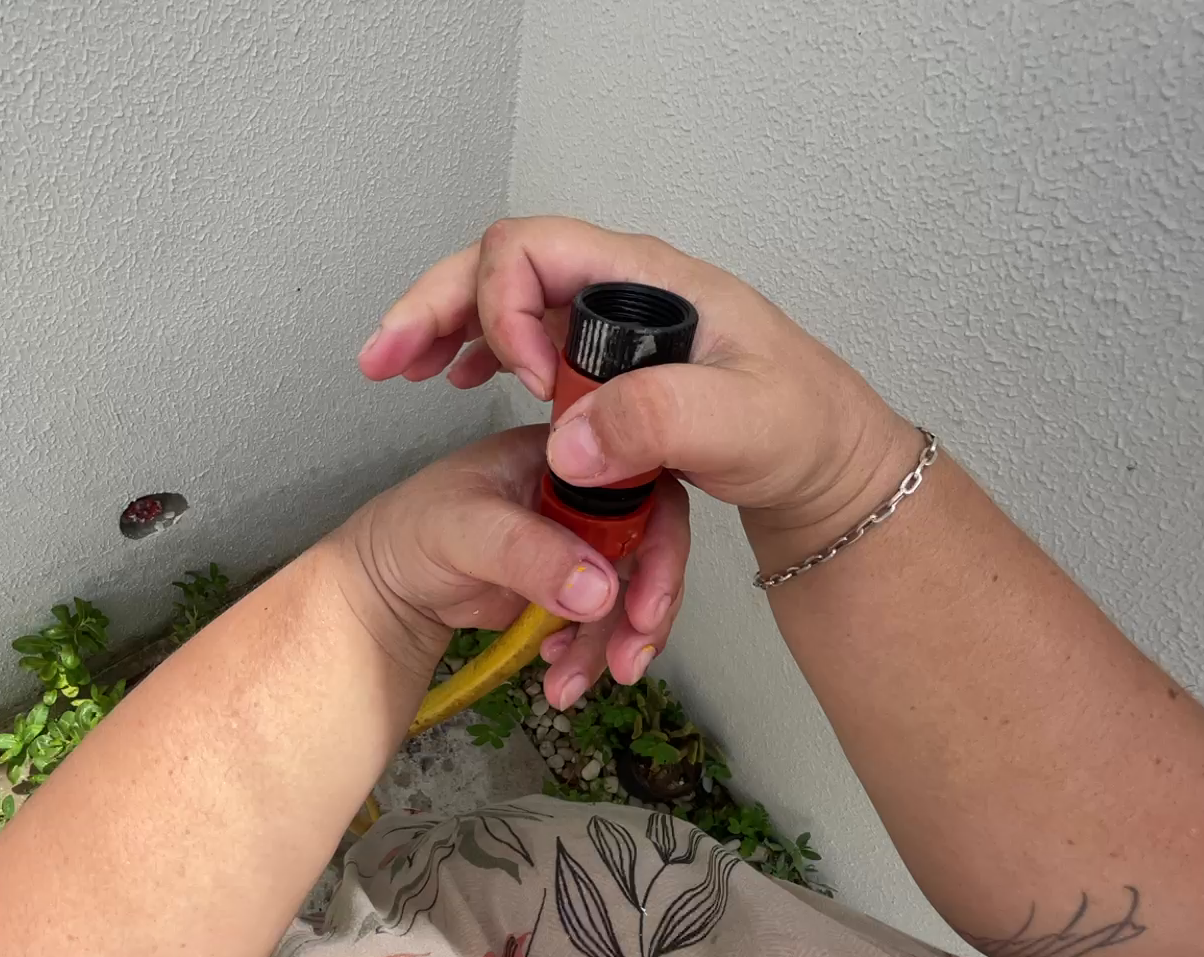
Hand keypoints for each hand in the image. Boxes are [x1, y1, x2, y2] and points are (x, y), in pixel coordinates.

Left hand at [333, 425, 688, 701]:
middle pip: (647, 544)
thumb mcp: (463, 530)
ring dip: (611, 643)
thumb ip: (527, 552)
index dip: (659, 539)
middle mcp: (581, 496)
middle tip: (628, 656)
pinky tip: (559, 668)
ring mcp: (577, 542)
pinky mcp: (568, 585)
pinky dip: (588, 651)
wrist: (386, 589)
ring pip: (626, 591)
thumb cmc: (411, 533)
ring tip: (571, 683)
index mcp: (563, 457)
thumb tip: (600, 589)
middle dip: (644, 607)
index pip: (639, 484)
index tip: (647, 599)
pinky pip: (600, 620)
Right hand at [357, 217, 916, 696]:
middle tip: (385, 358)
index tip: (521, 383)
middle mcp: (618, 294)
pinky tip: (457, 380)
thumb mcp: (747, 422)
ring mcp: (608, 329)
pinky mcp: (605, 367)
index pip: (536, 251)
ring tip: (401, 367)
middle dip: (433, 308)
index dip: (502, 309)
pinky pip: (524, 340)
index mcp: (646, 282)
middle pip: (501, 270)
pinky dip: (478, 354)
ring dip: (443, 328)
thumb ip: (661, 421)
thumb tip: (564, 440)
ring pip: (503, 302)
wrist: (818, 458)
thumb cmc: (799, 427)